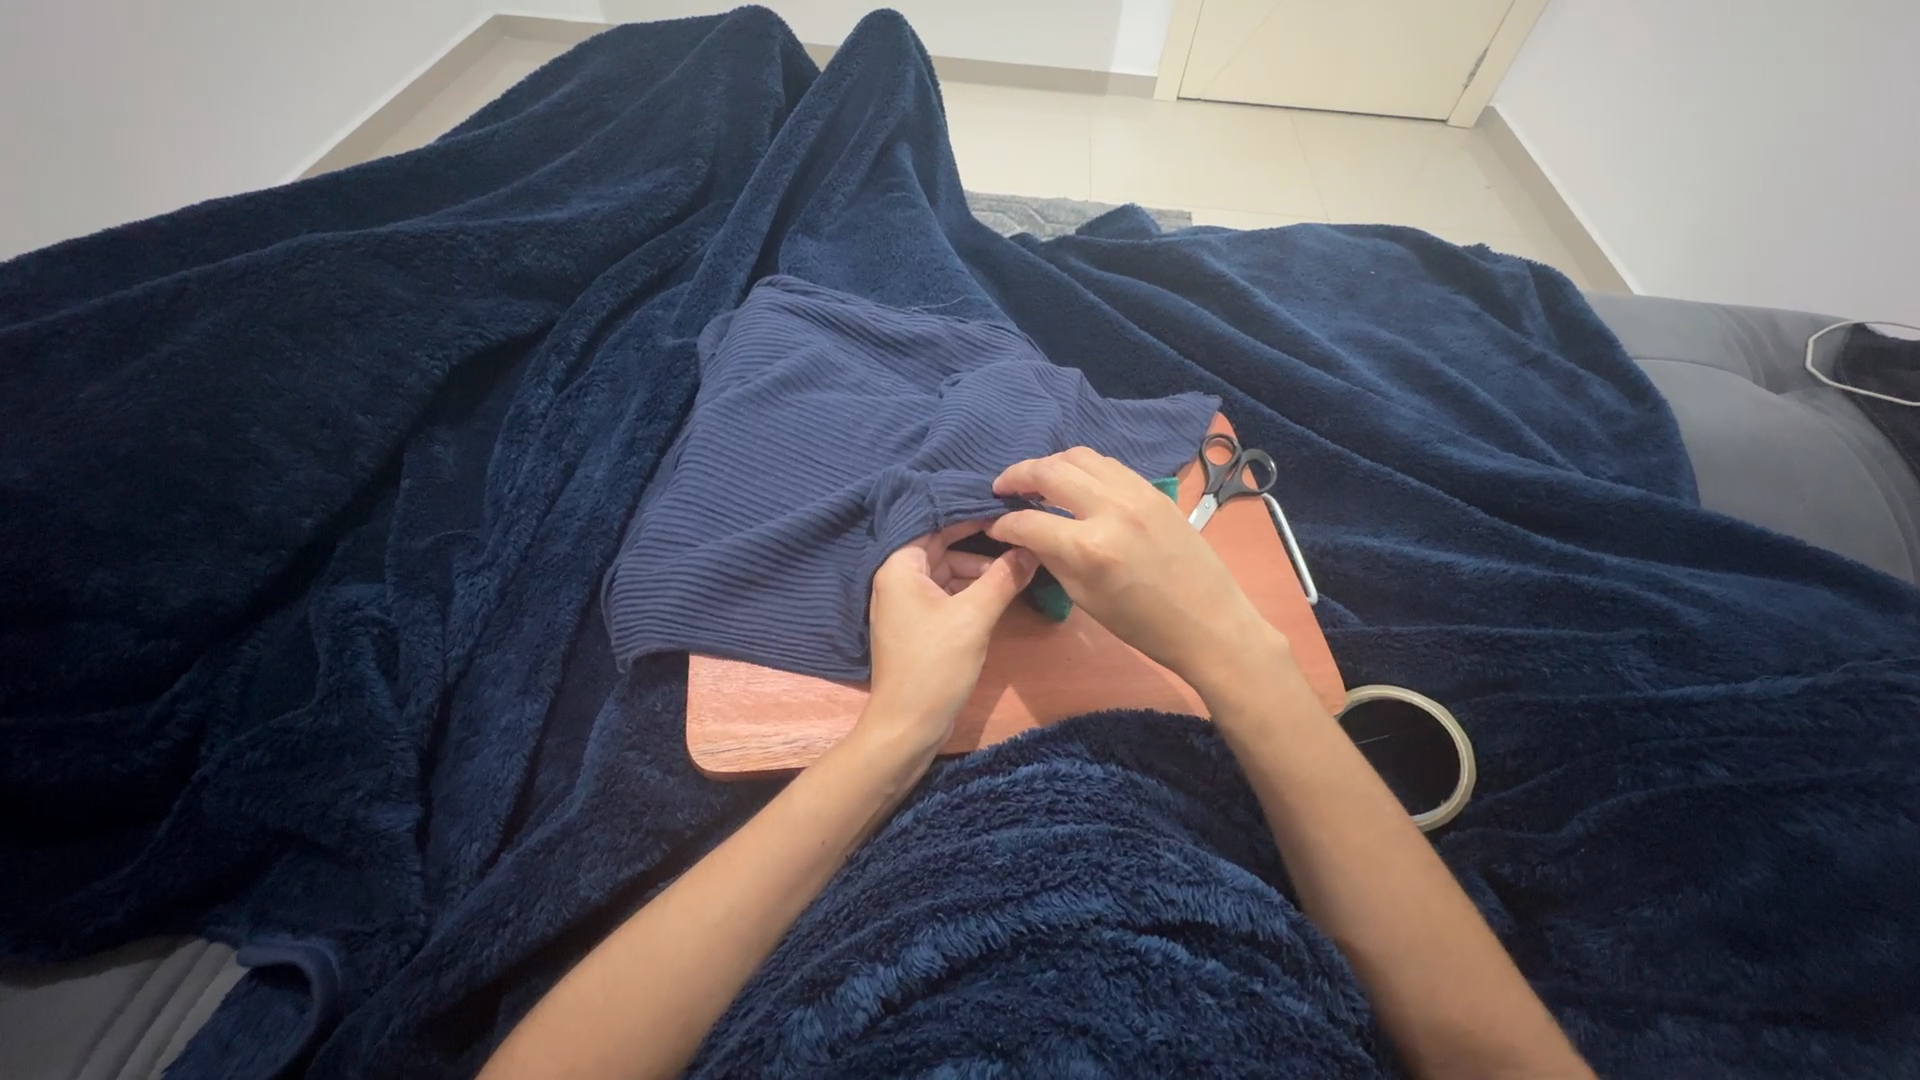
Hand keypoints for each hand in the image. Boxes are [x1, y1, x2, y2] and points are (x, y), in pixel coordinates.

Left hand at [862, 522, 1036, 753]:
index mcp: (899, 566)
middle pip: (941, 545)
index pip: (935, 523)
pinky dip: (970, 590)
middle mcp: (897, 577)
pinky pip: (945, 593)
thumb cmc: (935, 665)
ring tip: (1018, 568)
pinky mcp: (917, 624)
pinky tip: (1000, 591)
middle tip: (1019, 535)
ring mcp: (906, 602)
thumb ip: (1004, 577)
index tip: (1007, 508)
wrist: (908, 725)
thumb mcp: (975, 617)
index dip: (971, 515)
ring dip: (978, 569)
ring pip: (946, 570)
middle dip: (980, 543)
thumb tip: (1032, 548)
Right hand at [988, 447, 1292, 707]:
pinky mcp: (1153, 489)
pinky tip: (1073, 481)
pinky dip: (1082, 466)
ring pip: (1079, 456)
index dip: (1003, 523)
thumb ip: (1051, 558)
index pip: (1028, 521)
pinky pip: (1108, 464)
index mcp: (1089, 548)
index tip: (992, 525)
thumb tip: (1025, 535)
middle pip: (1050, 471)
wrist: (1209, 621)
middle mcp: (1110, 509)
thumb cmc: (1143, 624)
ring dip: (1050, 463)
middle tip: (1002, 487)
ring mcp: (1136, 493)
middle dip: (1017, 475)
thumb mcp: (1085, 598)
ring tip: (1035, 479)